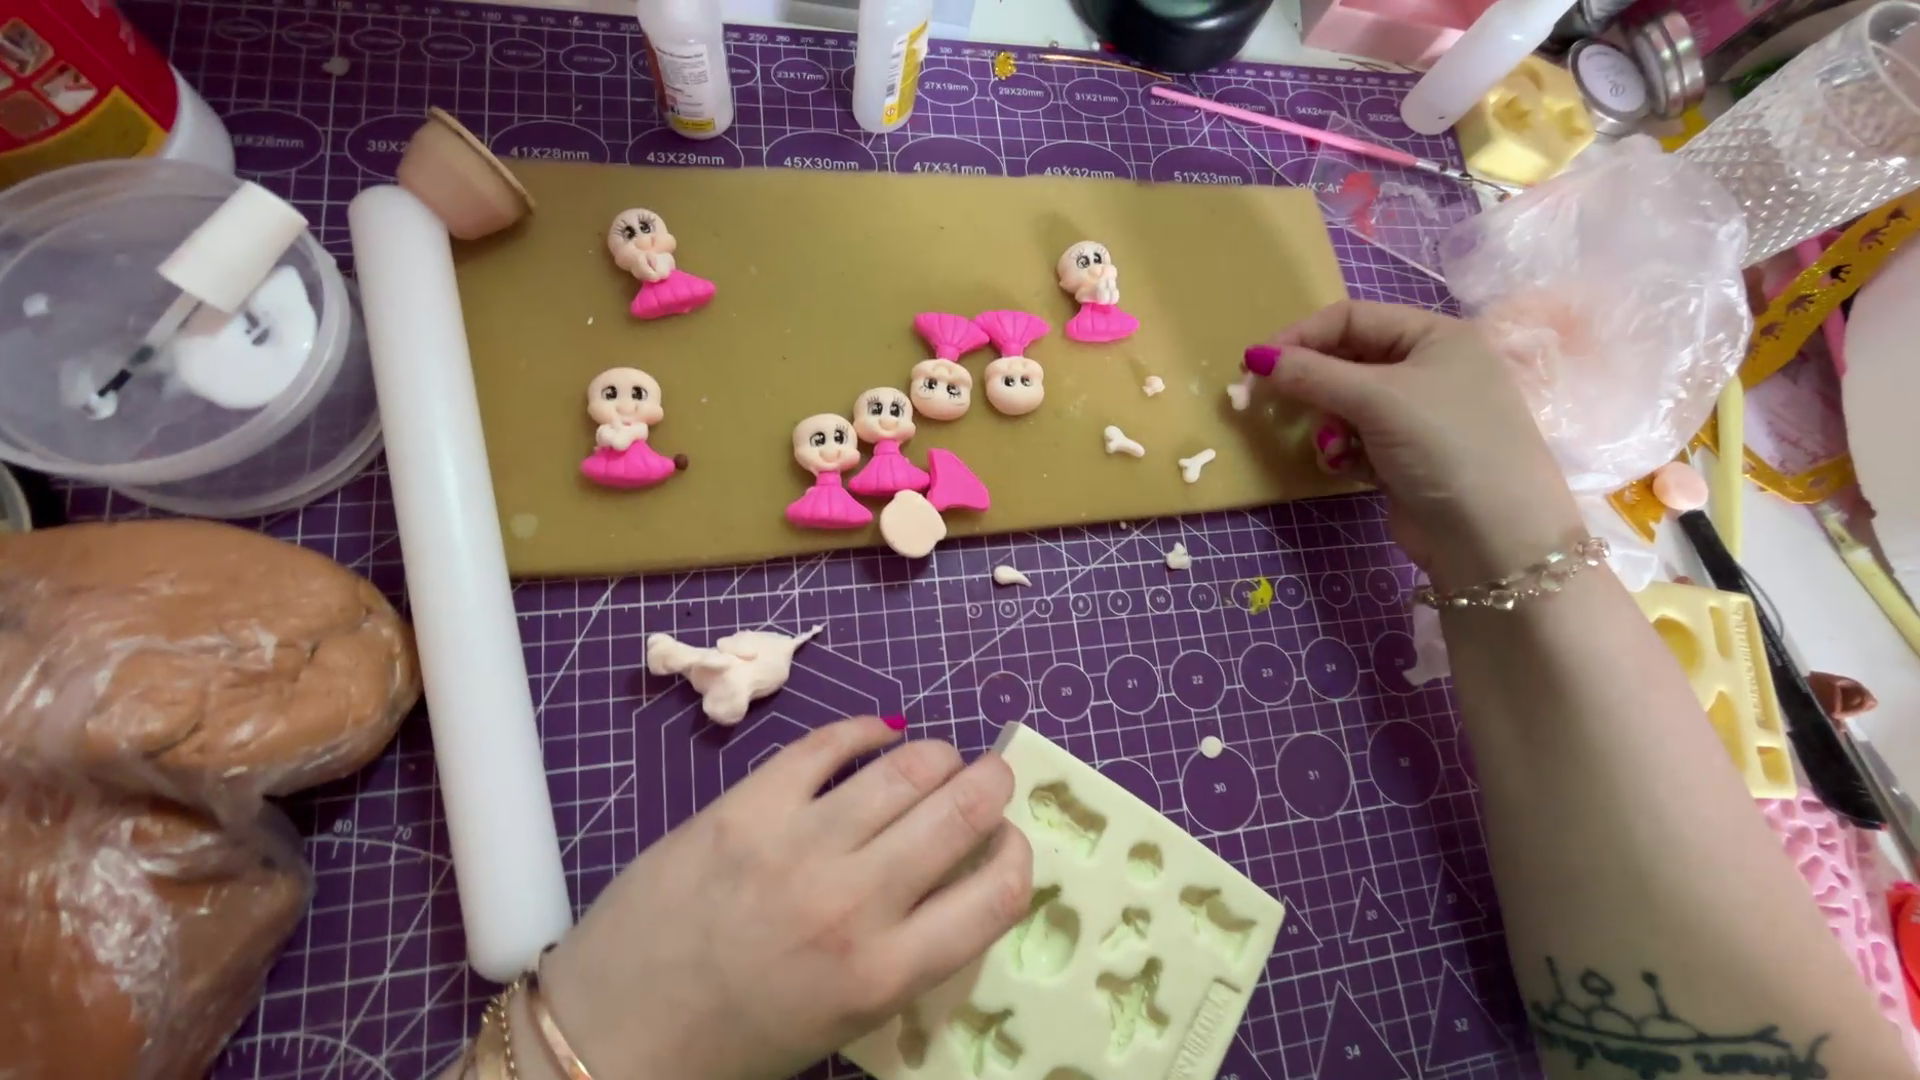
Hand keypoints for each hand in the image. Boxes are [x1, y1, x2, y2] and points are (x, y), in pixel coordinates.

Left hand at [538, 716, 1032, 1079]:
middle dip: (991, 783)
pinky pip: (827, 744)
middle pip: (960, 812)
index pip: (994, 894)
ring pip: (905, 767)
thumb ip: (906, 945)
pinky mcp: (747, 804)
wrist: (612, 1034)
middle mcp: (854, 902)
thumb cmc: (736, 1041)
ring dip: (937, 754)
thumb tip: (950, 869)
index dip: (1015, 854)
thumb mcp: (842, 1017)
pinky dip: (866, 730)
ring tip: (938, 757)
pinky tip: (879, 732)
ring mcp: (797, 844)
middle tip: (989, 775)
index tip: (1006, 840)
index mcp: (883, 974)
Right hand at [1262, 300, 1583, 588]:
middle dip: (1310, 384)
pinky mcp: (1403, 455)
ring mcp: (1416, 414)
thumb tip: (1254, 357)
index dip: (1300, 337)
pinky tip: (1347, 467)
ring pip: (1343, 403)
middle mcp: (1428, 368)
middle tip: (1263, 401)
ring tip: (1331, 447)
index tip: (1254, 363)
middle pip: (1345, 361)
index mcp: (1434, 336)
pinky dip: (1342, 450)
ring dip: (1327, 423)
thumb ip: (1311, 374)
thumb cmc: (1443, 447)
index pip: (1351, 318)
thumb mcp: (1376, 399)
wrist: (1491, 536)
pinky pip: (1353, 438)